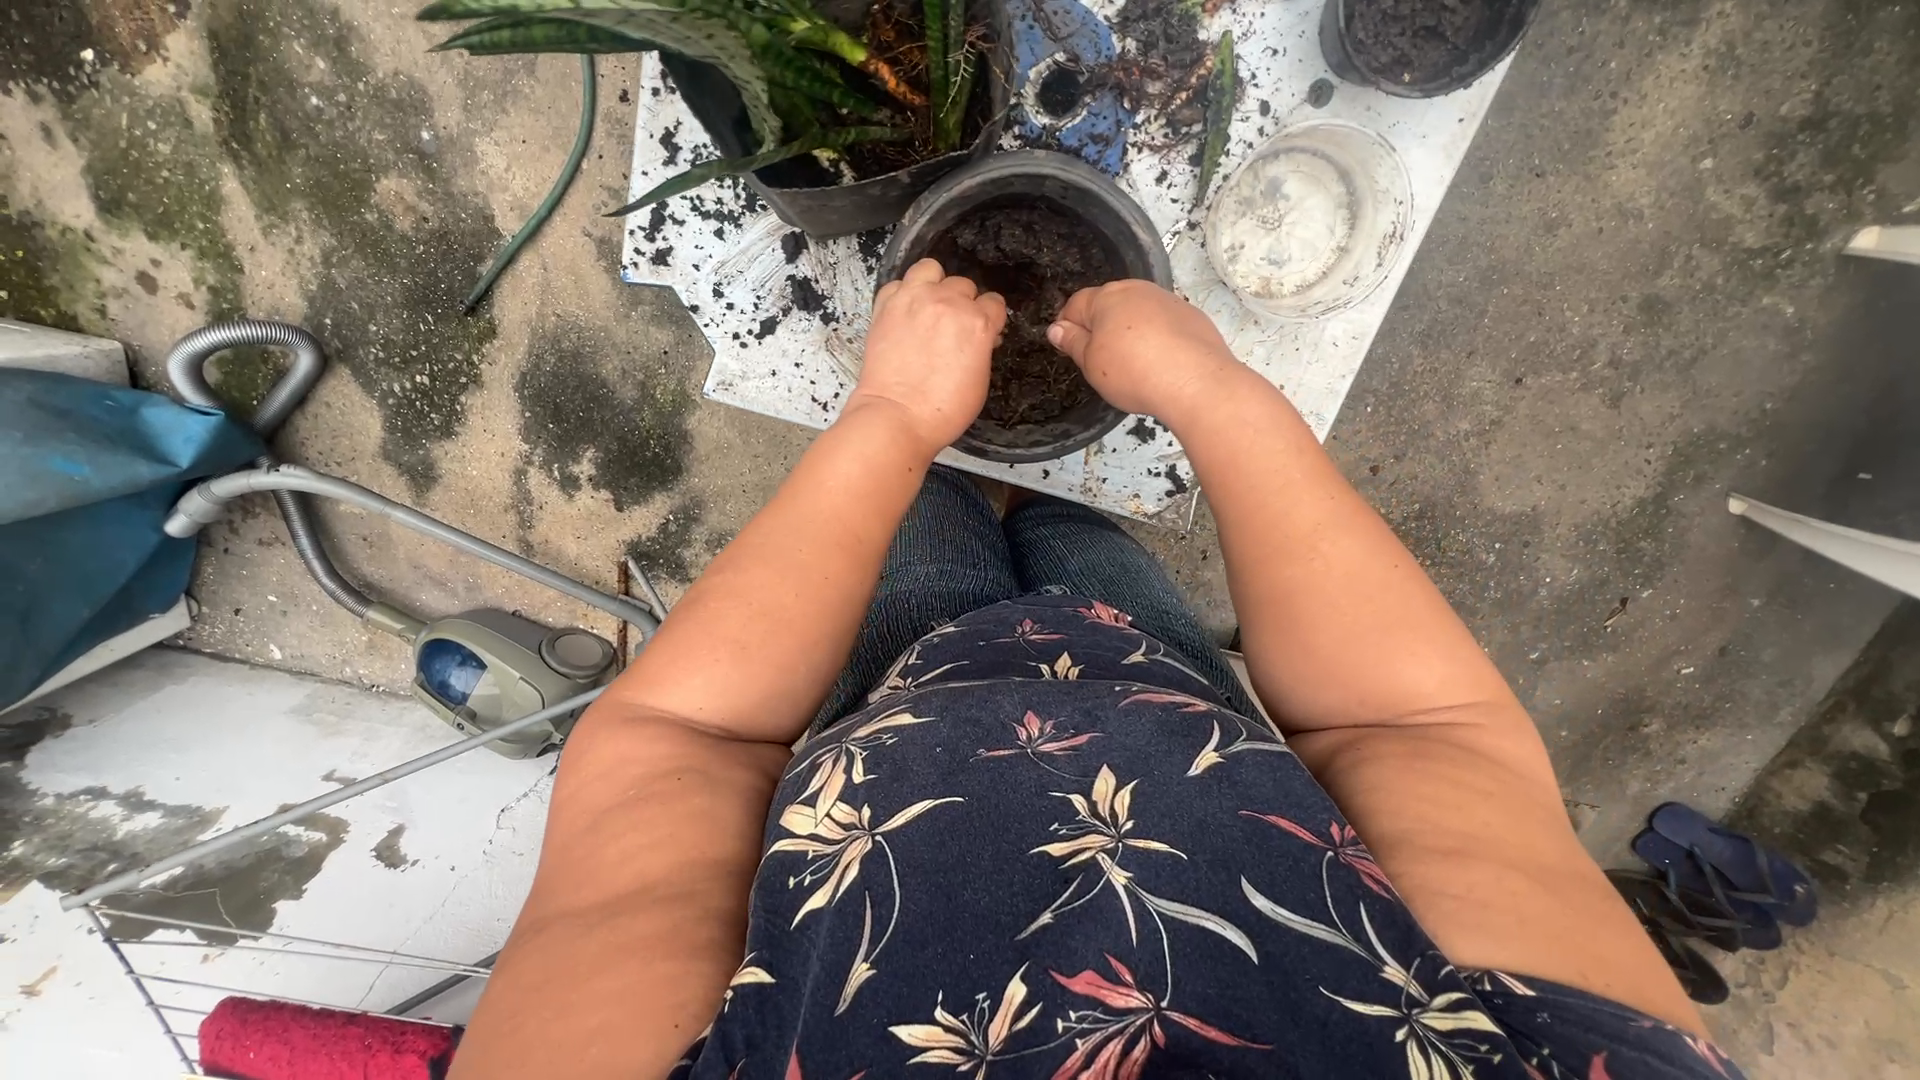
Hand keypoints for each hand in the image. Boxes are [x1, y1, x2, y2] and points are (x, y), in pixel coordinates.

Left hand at [846, 258, 1006, 455]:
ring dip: (935, 283)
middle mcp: (947, 303)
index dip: (991, 318)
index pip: (994, 303)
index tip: (984, 330)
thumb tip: (982, 337)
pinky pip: (898, 283)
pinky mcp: (886, 306)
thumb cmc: (940, 411)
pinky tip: (906, 312)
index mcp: (977, 323)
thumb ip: (983, 348)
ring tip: (931, 305)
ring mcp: (914, 300)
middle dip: (963, 303)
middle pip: (964, 285)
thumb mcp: (980, 382)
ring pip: (931, 269)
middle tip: (954, 326)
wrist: (896, 417)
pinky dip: (903, 293)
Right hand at [1047, 280, 1245, 423]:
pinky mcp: (1191, 316)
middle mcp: (1138, 290)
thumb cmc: (1134, 372)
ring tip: (1132, 365)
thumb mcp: (1092, 363)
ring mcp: (1168, 301)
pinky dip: (1156, 339)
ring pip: (1138, 313)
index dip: (1067, 326)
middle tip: (1100, 361)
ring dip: (1130, 333)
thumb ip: (1072, 342)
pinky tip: (1158, 364)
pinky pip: (1163, 324)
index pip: (1076, 304)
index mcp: (1107, 297)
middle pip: (1109, 305)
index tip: (1067, 346)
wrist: (1195, 382)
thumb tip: (1056, 328)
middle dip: (1101, 328)